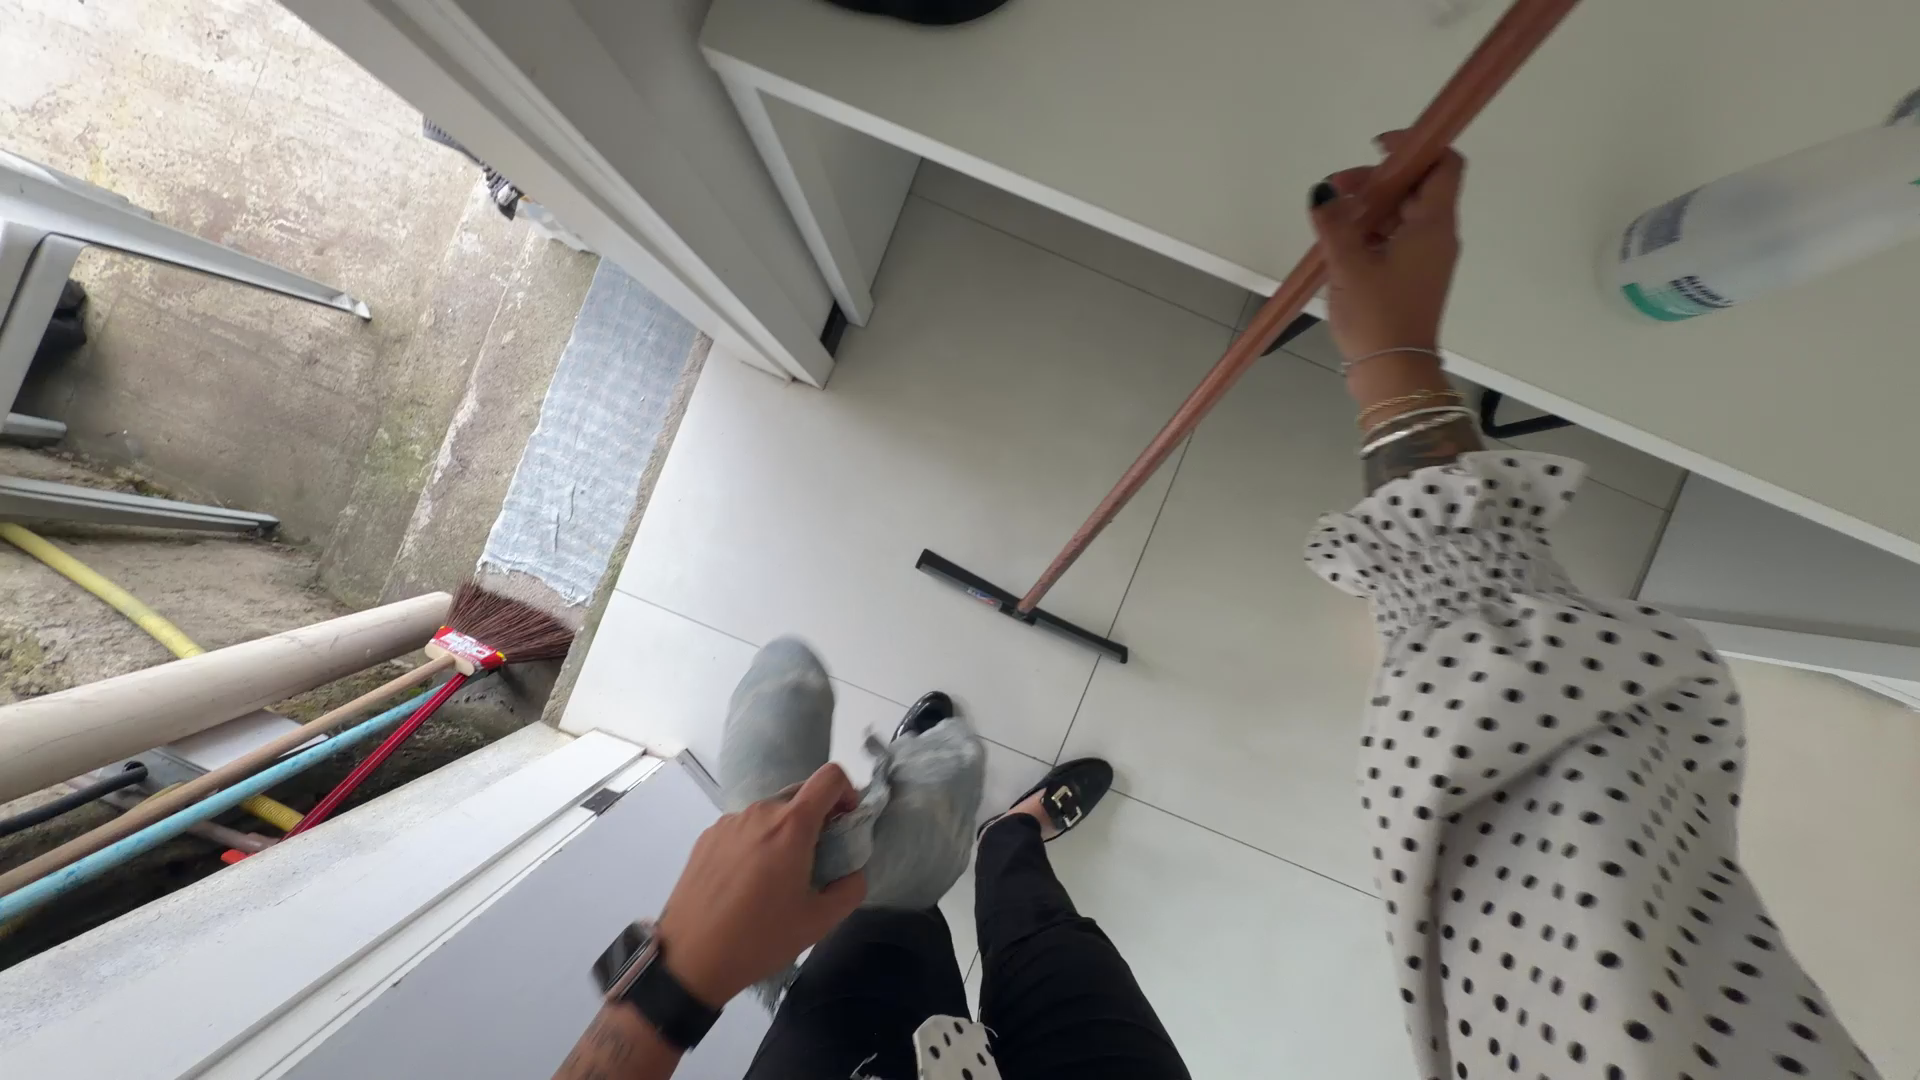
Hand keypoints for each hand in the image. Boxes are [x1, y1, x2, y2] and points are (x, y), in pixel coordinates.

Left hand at [654, 764, 866, 1006]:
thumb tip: (854, 869)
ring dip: (785, 829)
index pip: (830, 776)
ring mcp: (730, 821)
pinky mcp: (708, 835)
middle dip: (818, 815)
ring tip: (776, 874)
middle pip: (801, 793)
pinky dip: (757, 840)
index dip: (847, 791)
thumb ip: (851, 888)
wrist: (688, 960)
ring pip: (771, 811)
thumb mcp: (819, 922)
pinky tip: (745, 880)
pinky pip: (745, 826)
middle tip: (816, 855)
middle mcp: (761, 811)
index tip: (845, 821)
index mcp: (792, 825)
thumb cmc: (759, 938)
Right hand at [1308, 131, 1465, 363]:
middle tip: (1335, 194)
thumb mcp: (1347, 266)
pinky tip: (1341, 250)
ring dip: (1369, 212)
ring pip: (1402, 217)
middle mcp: (1437, 236)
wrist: (1392, 370)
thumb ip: (1333, 225)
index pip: (1443, 163)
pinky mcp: (1411, 280)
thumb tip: (1322, 192)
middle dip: (1377, 182)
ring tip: (1331, 224)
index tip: (1377, 148)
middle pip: (1416, 188)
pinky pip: (1395, 242)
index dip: (1416, 146)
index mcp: (1433, 224)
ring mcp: (1426, 260)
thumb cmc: (1376, 315)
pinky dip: (1371, 236)